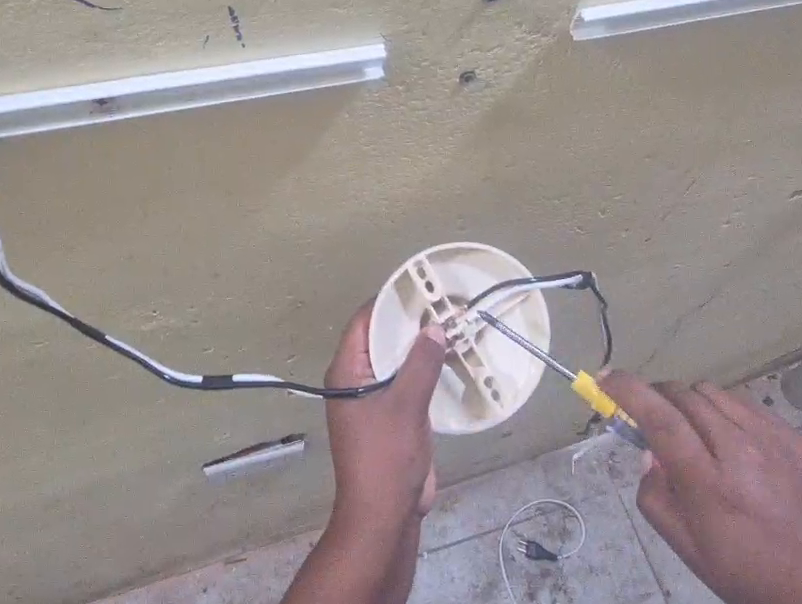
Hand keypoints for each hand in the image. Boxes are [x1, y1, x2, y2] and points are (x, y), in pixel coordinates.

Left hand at [323, 303, 447, 522]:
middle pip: (383, 339)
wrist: (384, 515)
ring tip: (455, 325)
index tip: (420, 286)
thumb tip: (435, 327)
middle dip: (412, 323)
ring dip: (423, 348)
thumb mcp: (405, 405)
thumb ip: (421, 363)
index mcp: (347, 372)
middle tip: (445, 303)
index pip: (365, 321)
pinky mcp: (393, 417)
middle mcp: (356, 380)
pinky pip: (409, 383)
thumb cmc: (385, 455)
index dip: (390, 302)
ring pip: (398, 362)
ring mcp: (374, 400)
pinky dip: (428, 371)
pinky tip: (454, 361)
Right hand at [603, 374, 801, 603]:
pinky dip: (726, 412)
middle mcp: (741, 450)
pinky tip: (734, 444)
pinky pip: (746, 403)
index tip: (605, 377)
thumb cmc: (750, 573)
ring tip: (696, 434)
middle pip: (683, 395)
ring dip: (691, 403)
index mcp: (710, 484)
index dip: (627, 390)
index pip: (660, 418)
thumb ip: (654, 495)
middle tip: (652, 419)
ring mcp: (773, 438)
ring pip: (712, 392)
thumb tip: (649, 452)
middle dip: (657, 397)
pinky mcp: (796, 436)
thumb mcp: (687, 548)